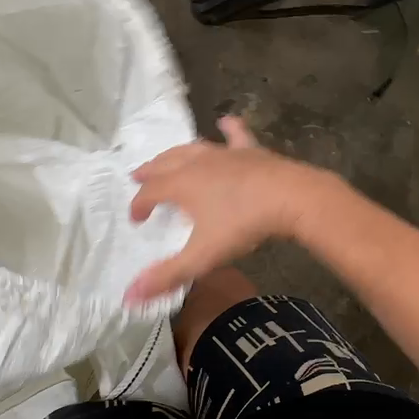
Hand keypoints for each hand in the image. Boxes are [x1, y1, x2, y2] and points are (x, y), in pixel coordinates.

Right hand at [125, 116, 340, 303]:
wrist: (290, 196)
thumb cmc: (242, 225)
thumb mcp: (203, 256)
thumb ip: (167, 276)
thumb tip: (128, 297)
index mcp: (181, 185)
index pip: (150, 193)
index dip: (139, 206)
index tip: (137, 221)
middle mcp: (198, 163)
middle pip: (166, 163)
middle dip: (150, 172)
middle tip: (138, 176)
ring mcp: (225, 153)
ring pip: (194, 148)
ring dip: (177, 153)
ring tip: (168, 157)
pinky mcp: (250, 150)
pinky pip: (236, 134)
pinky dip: (228, 128)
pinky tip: (225, 121)